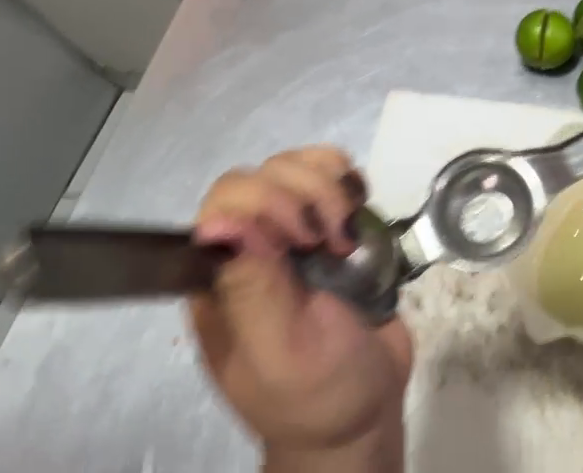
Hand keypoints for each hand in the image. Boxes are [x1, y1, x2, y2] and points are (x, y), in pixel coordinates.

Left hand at [188, 149, 411, 468]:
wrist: (365, 416)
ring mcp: (291, 236)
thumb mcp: (281, 352)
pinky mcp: (329, 230)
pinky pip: (332, 178)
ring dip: (333, 188)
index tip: (305, 240)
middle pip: (265, 175)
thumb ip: (251, 288)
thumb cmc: (318, 394)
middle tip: (335, 243)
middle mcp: (249, 250)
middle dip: (310, 195)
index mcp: (219, 280)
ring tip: (348, 234)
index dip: (268, 201)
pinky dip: (350, 184)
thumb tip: (217, 225)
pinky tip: (358, 216)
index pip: (225, 202)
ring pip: (299, 167)